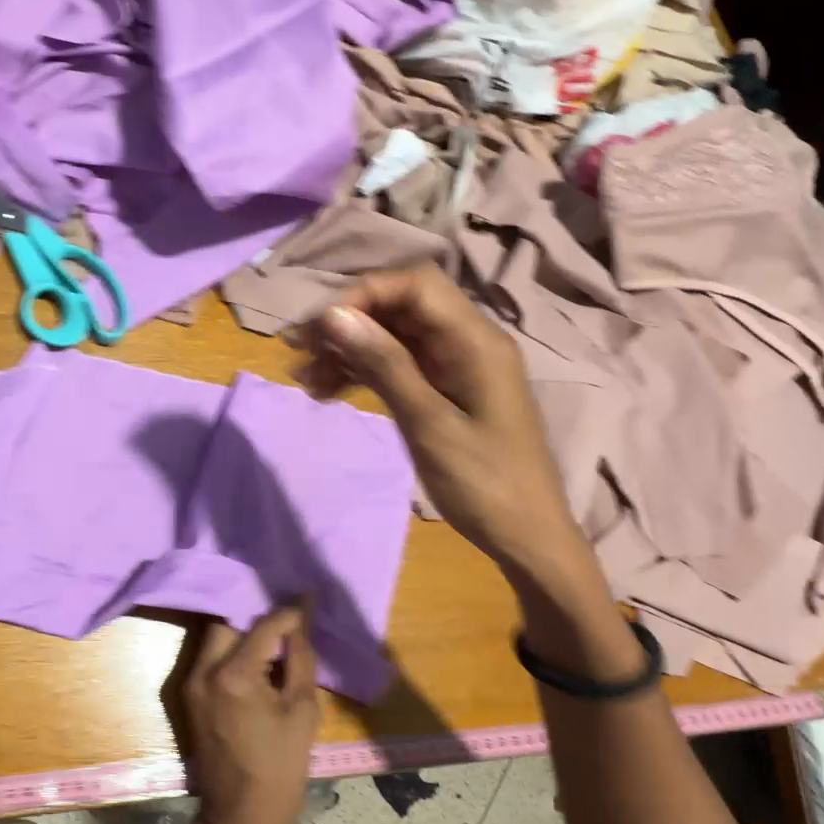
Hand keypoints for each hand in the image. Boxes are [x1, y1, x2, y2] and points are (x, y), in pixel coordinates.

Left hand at [181, 607, 319, 823]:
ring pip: (215, 636)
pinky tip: (256, 656)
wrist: (239, 816)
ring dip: (242, 632)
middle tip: (285, 619)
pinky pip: (209, 657)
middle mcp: (204, 669)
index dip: (290, 611)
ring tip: (273, 636)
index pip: (264, 624)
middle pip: (229, 621)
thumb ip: (300, 659)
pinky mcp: (188, 694)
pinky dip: (231, 650)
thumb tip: (302, 622)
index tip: (308, 596)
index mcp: (234, 674)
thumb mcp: (303, 710)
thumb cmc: (281, 768)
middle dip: (256, 616)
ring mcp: (191, 681)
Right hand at [290, 265, 580, 574]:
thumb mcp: (428, 423)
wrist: (526, 537)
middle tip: (298, 349)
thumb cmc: (483, 482)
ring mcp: (454, 367)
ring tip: (303, 378)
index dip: (364, 294)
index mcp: (475, 341)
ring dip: (347, 352)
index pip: (415, 286)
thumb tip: (334, 316)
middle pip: (399, 308)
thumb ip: (384, 364)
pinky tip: (325, 392)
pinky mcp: (444, 391)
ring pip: (392, 339)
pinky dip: (361, 374)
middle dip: (347, 323)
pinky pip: (396, 367)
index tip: (321, 326)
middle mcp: (466, 342)